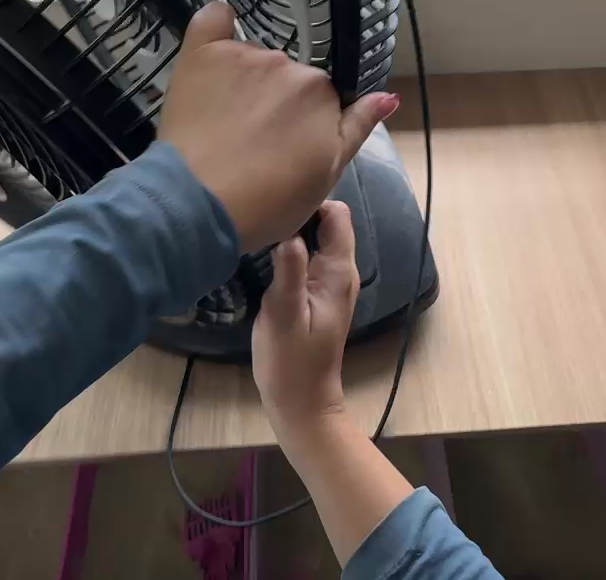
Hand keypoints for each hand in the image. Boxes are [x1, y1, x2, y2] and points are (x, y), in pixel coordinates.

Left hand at [158, 3, 396, 250]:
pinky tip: (221, 26)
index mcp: (323, 92)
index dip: (307, 120)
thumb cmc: (267, 201)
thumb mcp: (327, 174)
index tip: (289, 144)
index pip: (322, 95)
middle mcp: (289, 65)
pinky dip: (219, 21)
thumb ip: (357, 127)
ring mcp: (245, 55)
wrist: (199, 206)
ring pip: (255, 57)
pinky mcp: (203, 54)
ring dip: (248, 79)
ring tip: (225, 122)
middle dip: (277, 100)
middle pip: (288, 75)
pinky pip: (213, 19)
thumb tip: (388, 97)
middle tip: (255, 140)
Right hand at [252, 201, 356, 429]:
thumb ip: (289, 272)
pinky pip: (311, 255)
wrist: (302, 403)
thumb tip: (289, 233)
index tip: (278, 204)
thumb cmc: (291, 362)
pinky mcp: (319, 292)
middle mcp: (341, 271)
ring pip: (319, 237)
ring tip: (264, 229)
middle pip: (329, 222)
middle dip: (301, 211)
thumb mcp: (283, 315)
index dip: (311, 202)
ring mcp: (331, 283)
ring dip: (296, 229)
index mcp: (338, 271)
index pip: (337, 215)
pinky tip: (269, 252)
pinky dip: (294, 247)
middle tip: (266, 215)